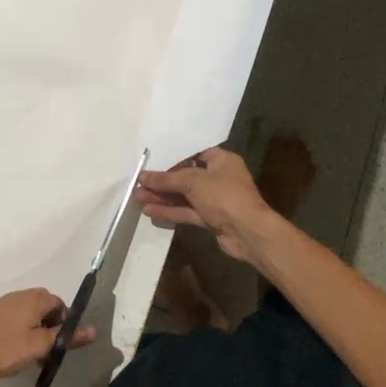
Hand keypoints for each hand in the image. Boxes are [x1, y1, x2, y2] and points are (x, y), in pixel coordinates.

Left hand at [0, 288, 95, 386]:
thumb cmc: (5, 346)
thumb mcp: (40, 346)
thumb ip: (66, 338)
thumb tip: (93, 330)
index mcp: (36, 298)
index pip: (61, 305)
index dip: (64, 325)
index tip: (59, 346)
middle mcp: (21, 295)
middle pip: (44, 310)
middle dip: (48, 331)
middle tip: (45, 354)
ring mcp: (3, 303)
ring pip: (27, 317)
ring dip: (32, 334)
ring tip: (27, 357)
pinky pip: (12, 321)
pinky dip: (17, 335)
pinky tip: (9, 353)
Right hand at [135, 146, 285, 265]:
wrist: (248, 232)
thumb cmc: (224, 196)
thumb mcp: (193, 182)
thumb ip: (167, 179)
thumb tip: (142, 176)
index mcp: (222, 161)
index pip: (194, 154)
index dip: (174, 157)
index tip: (153, 160)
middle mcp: (219, 178)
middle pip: (186, 176)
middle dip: (163, 181)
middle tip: (140, 182)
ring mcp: (215, 200)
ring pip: (184, 196)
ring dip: (163, 197)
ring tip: (137, 197)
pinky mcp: (211, 218)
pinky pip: (187, 211)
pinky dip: (170, 211)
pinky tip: (150, 211)